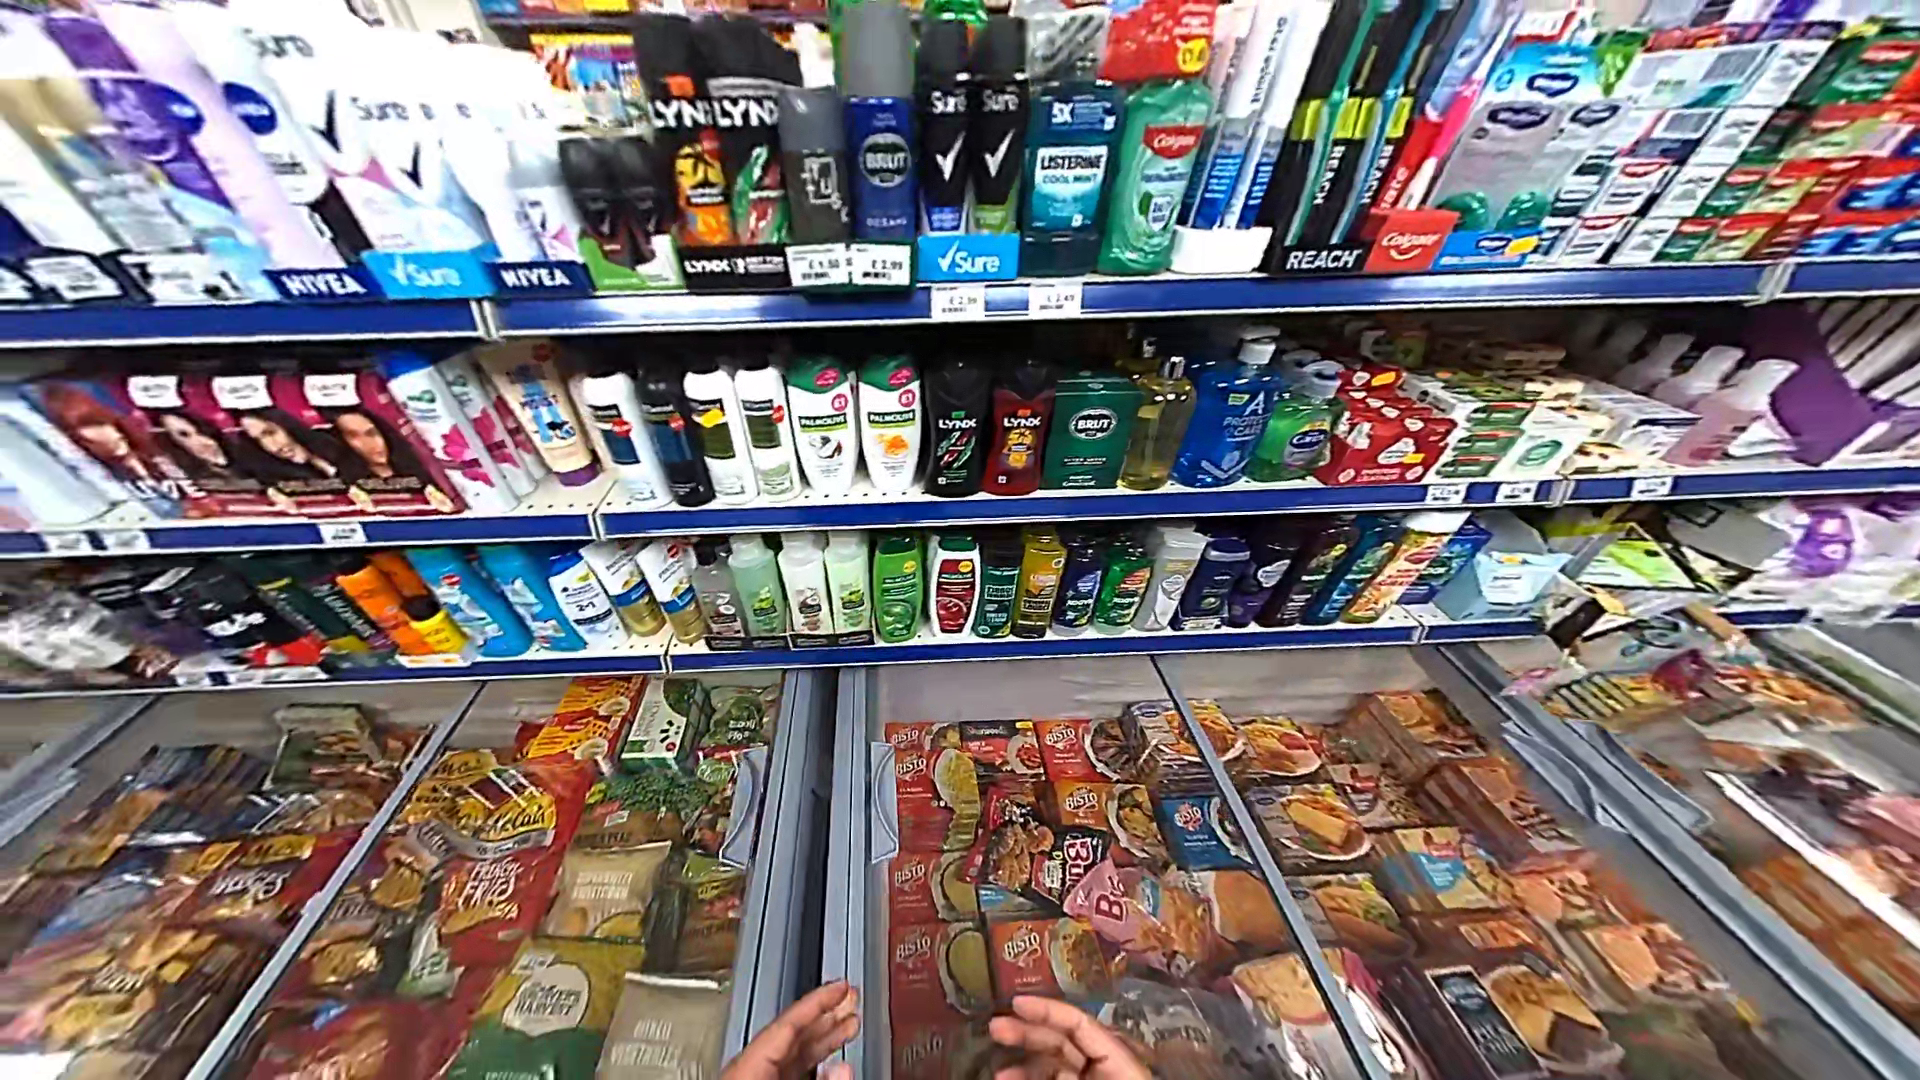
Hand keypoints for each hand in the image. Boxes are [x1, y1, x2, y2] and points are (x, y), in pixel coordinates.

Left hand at [719, 981, 859, 1079]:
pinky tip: (830, 1059)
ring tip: (850, 1023)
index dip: (819, 998)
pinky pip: (784, 1070)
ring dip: (822, 1038)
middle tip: (853, 997)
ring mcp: (748, 1077)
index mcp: (745, 1063)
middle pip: (790, 1033)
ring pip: (789, 1053)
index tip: (843, 984)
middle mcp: (744, 1066)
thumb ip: (818, 1078)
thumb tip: (845, 1066)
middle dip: (826, 1014)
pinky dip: (809, 1061)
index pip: (788, 1019)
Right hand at [988, 995, 1151, 1079]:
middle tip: (995, 1028)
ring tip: (998, 1072)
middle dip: (1028, 1033)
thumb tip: (1010, 1074)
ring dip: (1024, 1065)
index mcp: (1118, 1061)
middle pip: (1062, 1039)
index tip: (1016, 1003)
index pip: (1078, 1023)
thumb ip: (1055, 1079)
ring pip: (1054, 1064)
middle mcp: (1104, 1068)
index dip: (1046, 1009)